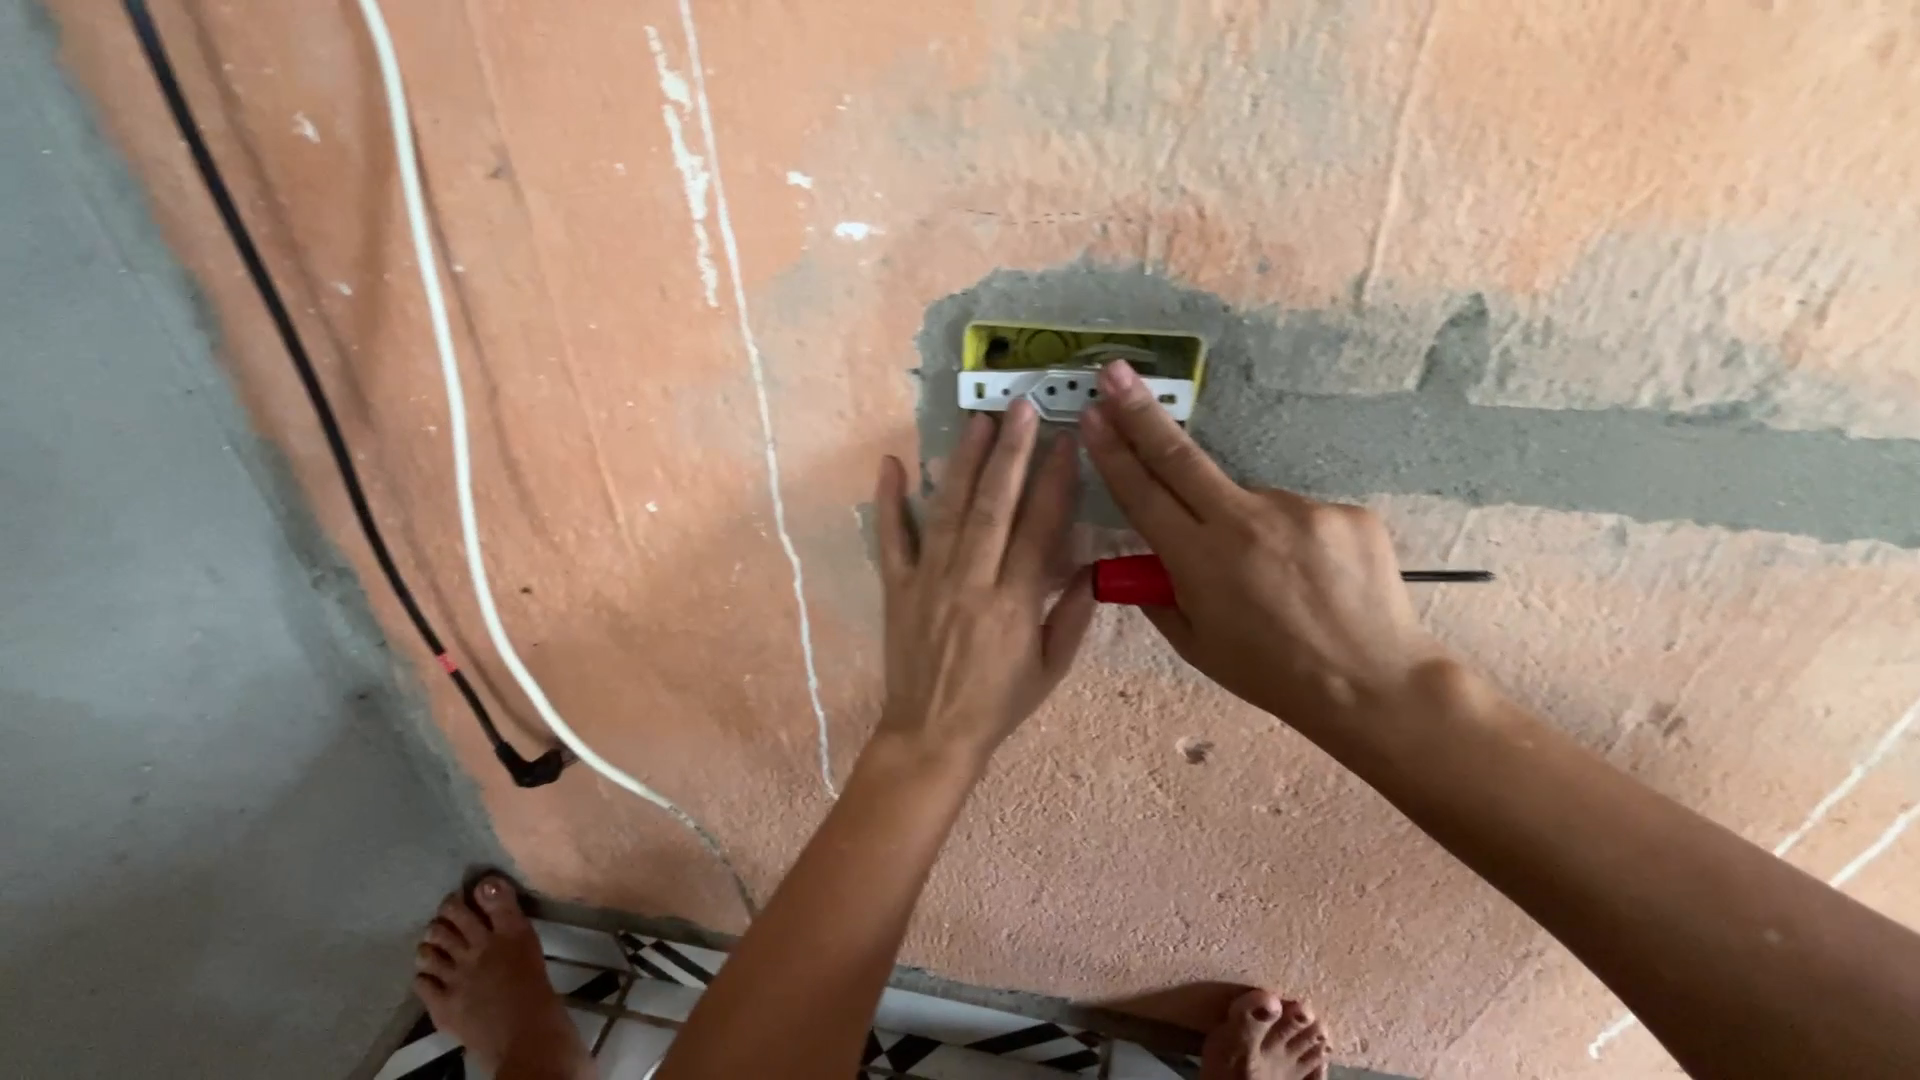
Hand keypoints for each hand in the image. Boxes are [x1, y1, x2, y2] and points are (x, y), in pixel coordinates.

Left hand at [872, 402, 1095, 765]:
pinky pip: (891, 539)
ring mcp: (929, 583)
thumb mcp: (1051, 669)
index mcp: (1015, 606)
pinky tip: (892, 463)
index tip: (1066, 442)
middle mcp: (971, 585)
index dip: (1054, 483)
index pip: (1039, 531)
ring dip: (964, 463)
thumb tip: (1093, 565)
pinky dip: (889, 501)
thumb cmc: (998, 704)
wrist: (931, 735)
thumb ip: (1073, 616)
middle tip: (1022, 408)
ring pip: (948, 512)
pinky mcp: (897, 588)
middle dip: (1011, 454)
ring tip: (978, 421)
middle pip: (993, 508)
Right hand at [1079, 360, 1446, 722]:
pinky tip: (1312, 577)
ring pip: (1250, 501)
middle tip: (1115, 374)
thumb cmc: (1271, 673)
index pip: (1143, 493)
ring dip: (1245, 525)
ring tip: (1277, 580)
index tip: (1092, 417)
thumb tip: (1143, 556)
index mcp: (1199, 560)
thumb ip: (1159, 593)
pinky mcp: (1342, 510)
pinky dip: (1294, 539)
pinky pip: (1300, 516)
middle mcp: (1244, 522)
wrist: (1371, 683)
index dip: (1113, 453)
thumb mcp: (1196, 645)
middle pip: (1180, 456)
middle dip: (1141, 412)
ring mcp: (1298, 510)